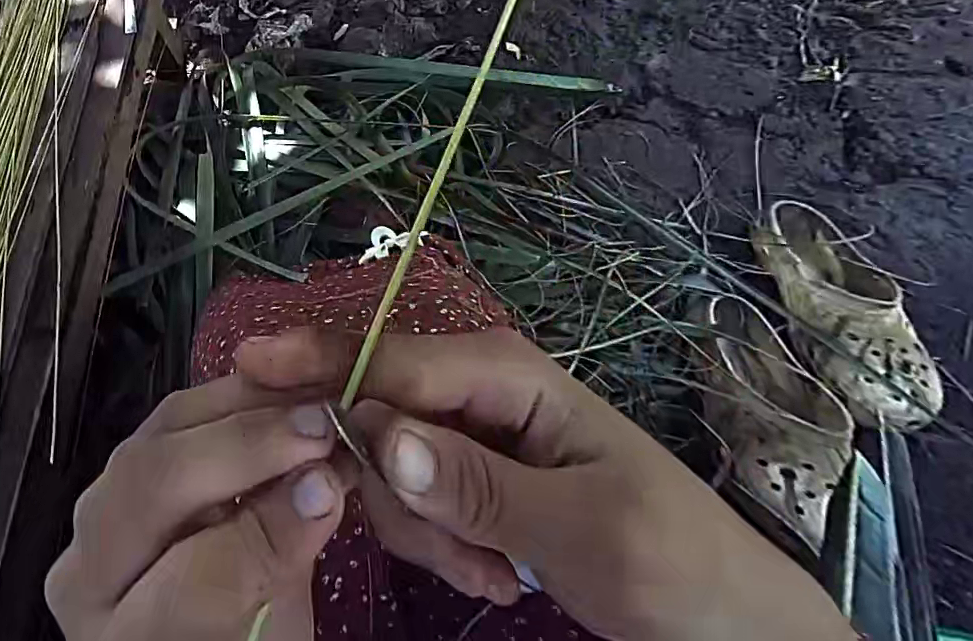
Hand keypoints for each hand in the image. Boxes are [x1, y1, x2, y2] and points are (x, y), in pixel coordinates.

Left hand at [46, 374, 347, 640]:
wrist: (200, 630)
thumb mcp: (270, 632)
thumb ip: (282, 561)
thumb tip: (320, 481)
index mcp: (126, 637)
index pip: (183, 584)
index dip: (263, 529)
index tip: (325, 484)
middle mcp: (93, 562)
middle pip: (153, 480)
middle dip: (245, 443)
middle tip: (322, 424)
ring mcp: (106, 499)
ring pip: (166, 427)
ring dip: (249, 404)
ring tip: (313, 400)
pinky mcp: (133, 456)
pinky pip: (181, 411)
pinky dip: (241, 395)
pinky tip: (288, 392)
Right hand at [238, 328, 855, 640]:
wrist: (725, 617)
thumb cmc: (674, 560)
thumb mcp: (589, 532)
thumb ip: (480, 485)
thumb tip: (379, 440)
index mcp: (498, 368)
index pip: (388, 359)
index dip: (316, 361)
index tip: (247, 364)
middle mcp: (466, 383)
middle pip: (373, 411)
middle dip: (393, 487)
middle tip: (462, 558)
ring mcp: (458, 426)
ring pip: (382, 462)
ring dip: (423, 527)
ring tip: (496, 571)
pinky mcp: (457, 466)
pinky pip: (404, 494)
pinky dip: (434, 540)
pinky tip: (494, 570)